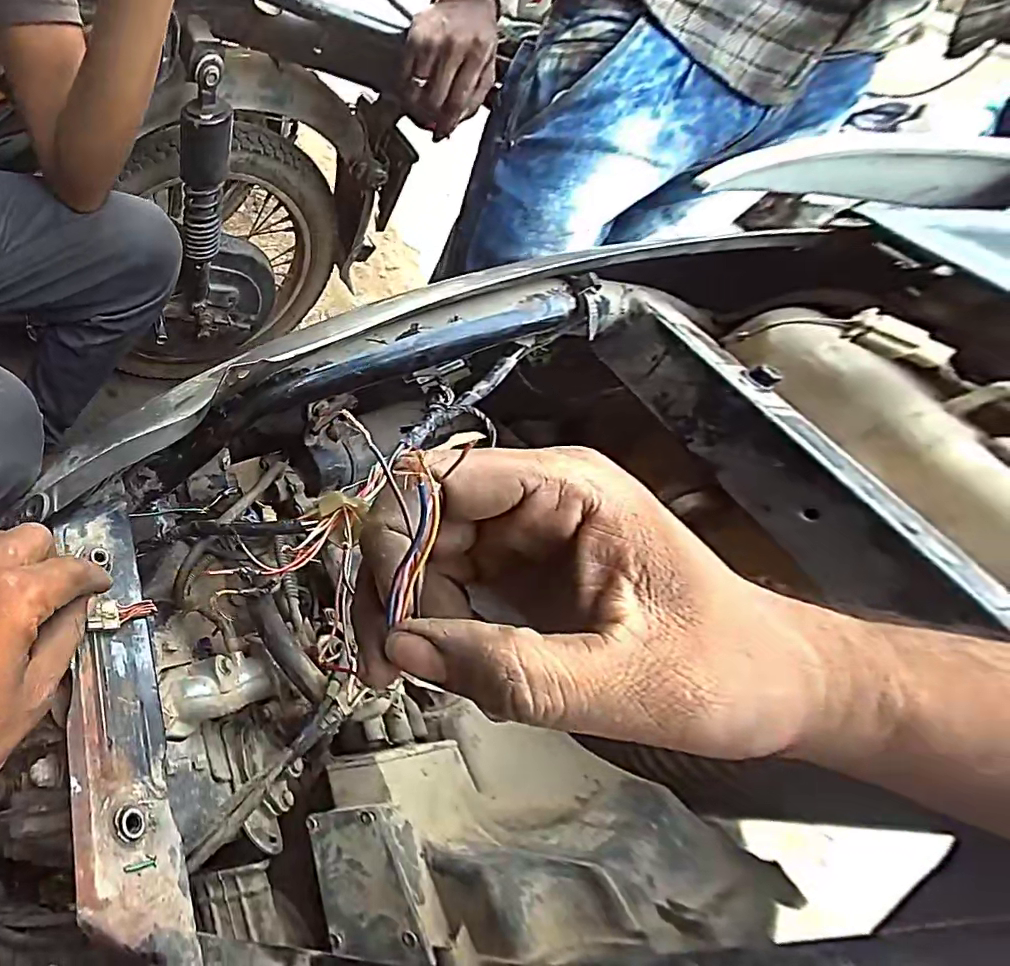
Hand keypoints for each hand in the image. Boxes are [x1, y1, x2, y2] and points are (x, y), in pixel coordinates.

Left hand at [0, 525, 109, 827]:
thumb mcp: (28, 698)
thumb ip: (62, 641)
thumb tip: (76, 615)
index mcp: (8, 598)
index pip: (67, 567)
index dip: (91, 575)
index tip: (96, 583)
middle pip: (29, 535)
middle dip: (53, 559)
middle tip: (60, 592)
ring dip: (12, 563)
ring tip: (16, 605)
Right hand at [356, 446, 834, 760]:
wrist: (782, 688)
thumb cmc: (734, 674)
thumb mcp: (632, 686)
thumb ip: (515, 670)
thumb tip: (401, 648)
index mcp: (563, 488)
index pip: (434, 479)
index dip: (395, 535)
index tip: (392, 609)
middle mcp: (524, 496)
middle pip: (409, 517)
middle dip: (387, 586)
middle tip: (386, 657)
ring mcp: (508, 528)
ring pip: (408, 550)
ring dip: (393, 608)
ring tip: (400, 670)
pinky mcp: (499, 563)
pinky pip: (429, 579)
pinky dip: (415, 620)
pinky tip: (431, 660)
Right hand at [401, 0, 500, 139]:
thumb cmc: (478, 31)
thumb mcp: (489, 59)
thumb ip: (477, 92)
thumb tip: (456, 121)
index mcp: (478, 52)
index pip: (459, 98)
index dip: (448, 121)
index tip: (441, 133)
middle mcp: (456, 45)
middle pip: (434, 98)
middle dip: (430, 116)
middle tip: (428, 121)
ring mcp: (433, 42)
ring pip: (415, 91)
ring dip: (415, 105)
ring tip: (419, 106)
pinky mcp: (414, 39)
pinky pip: (402, 77)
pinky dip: (404, 89)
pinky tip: (411, 90)